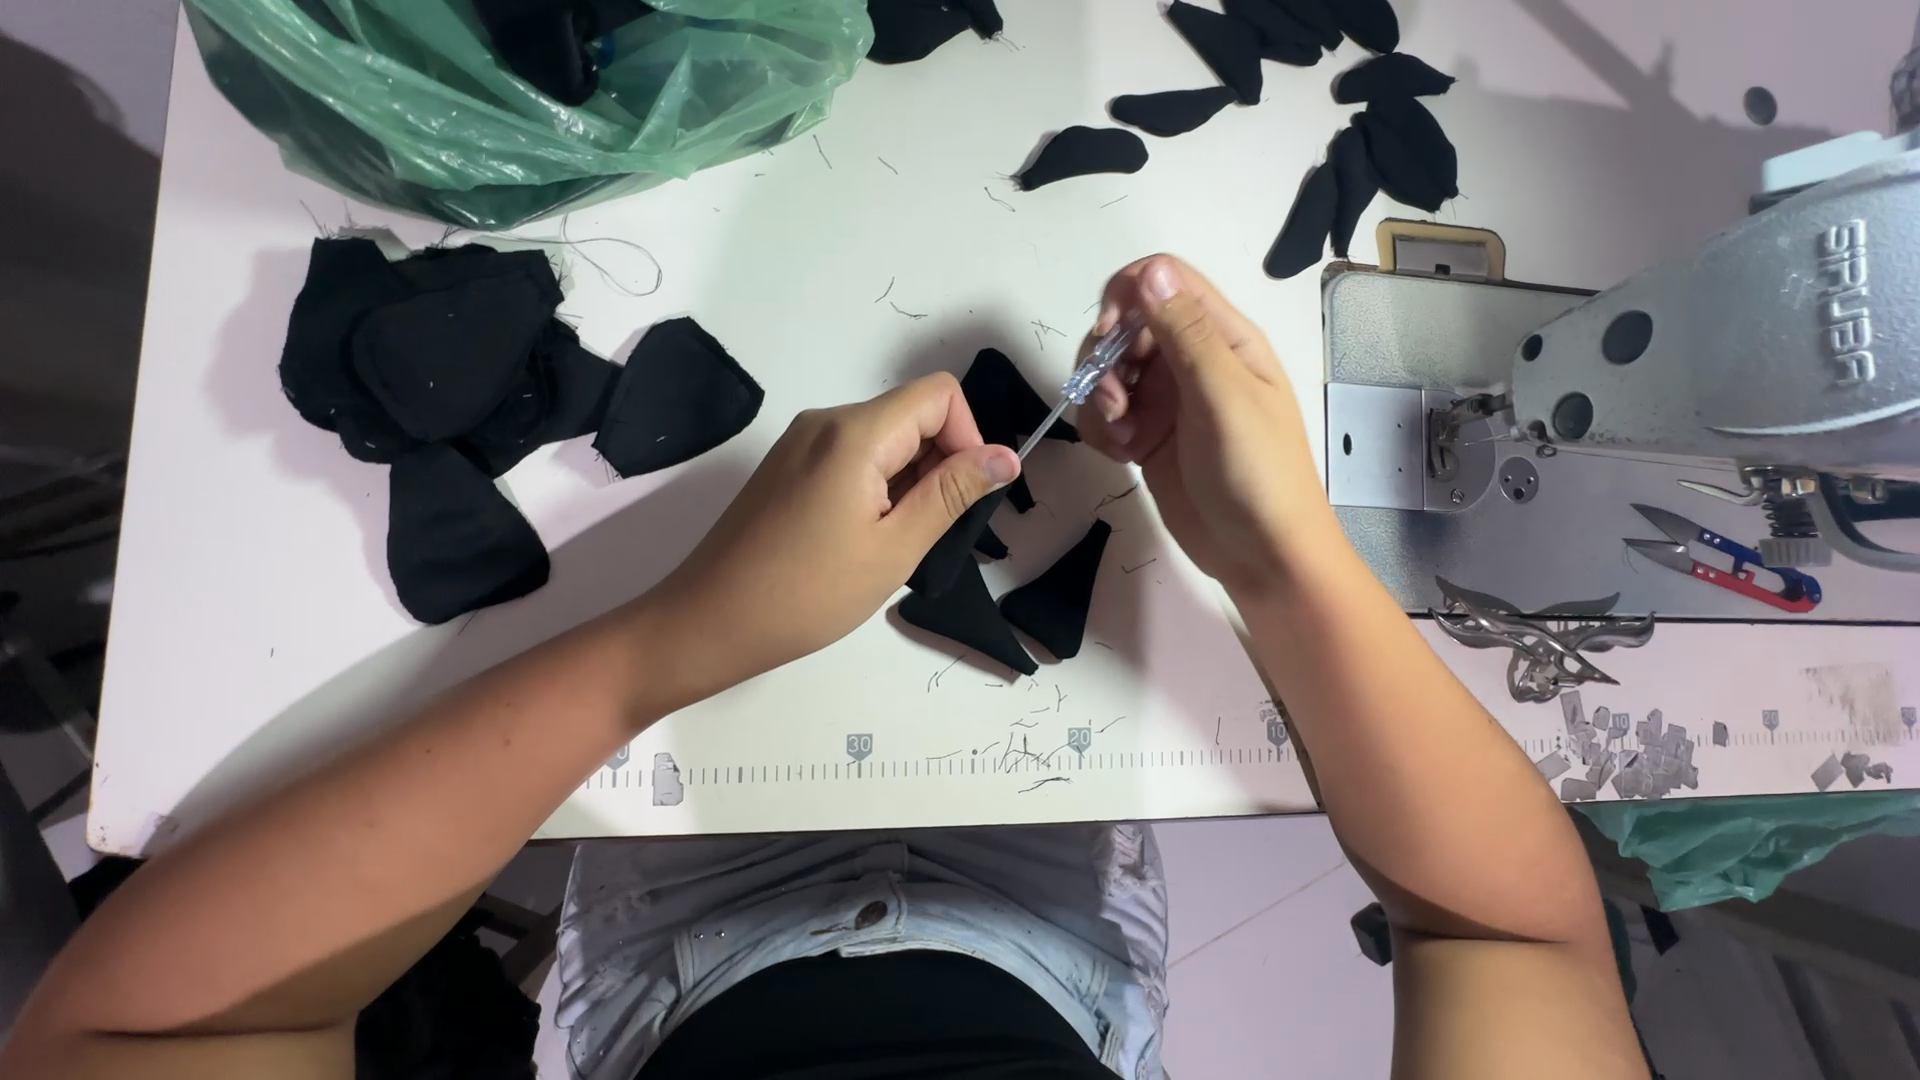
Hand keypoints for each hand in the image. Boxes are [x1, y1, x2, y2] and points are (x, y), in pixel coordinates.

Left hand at [642, 374, 1019, 705]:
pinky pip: (853, 457)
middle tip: (924, 534)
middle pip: (912, 414)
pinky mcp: (788, 466)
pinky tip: (861, 538)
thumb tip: (1007, 456)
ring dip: (909, 481)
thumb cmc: (808, 593)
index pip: (940, 395)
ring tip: (890, 543)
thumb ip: (953, 494)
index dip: (967, 439)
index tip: (961, 499)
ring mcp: (802, 442)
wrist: (709, 622)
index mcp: (855, 432)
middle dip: (939, 465)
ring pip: (885, 439)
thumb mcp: (895, 547)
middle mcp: (826, 421)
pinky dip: (877, 487)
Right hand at [1076, 255, 1338, 598]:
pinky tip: (1123, 455)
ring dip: (1099, 400)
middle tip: (1115, 402)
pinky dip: (1102, 431)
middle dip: (1105, 360)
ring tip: (1123, 436)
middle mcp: (1191, 361)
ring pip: (1107, 373)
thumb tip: (1149, 269)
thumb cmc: (1256, 472)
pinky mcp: (1147, 437)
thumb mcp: (1223, 396)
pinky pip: (1105, 416)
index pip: (1162, 281)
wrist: (1260, 553)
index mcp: (1222, 337)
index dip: (1125, 297)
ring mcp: (1166, 401)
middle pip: (1124, 327)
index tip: (1109, 337)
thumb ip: (1185, 333)